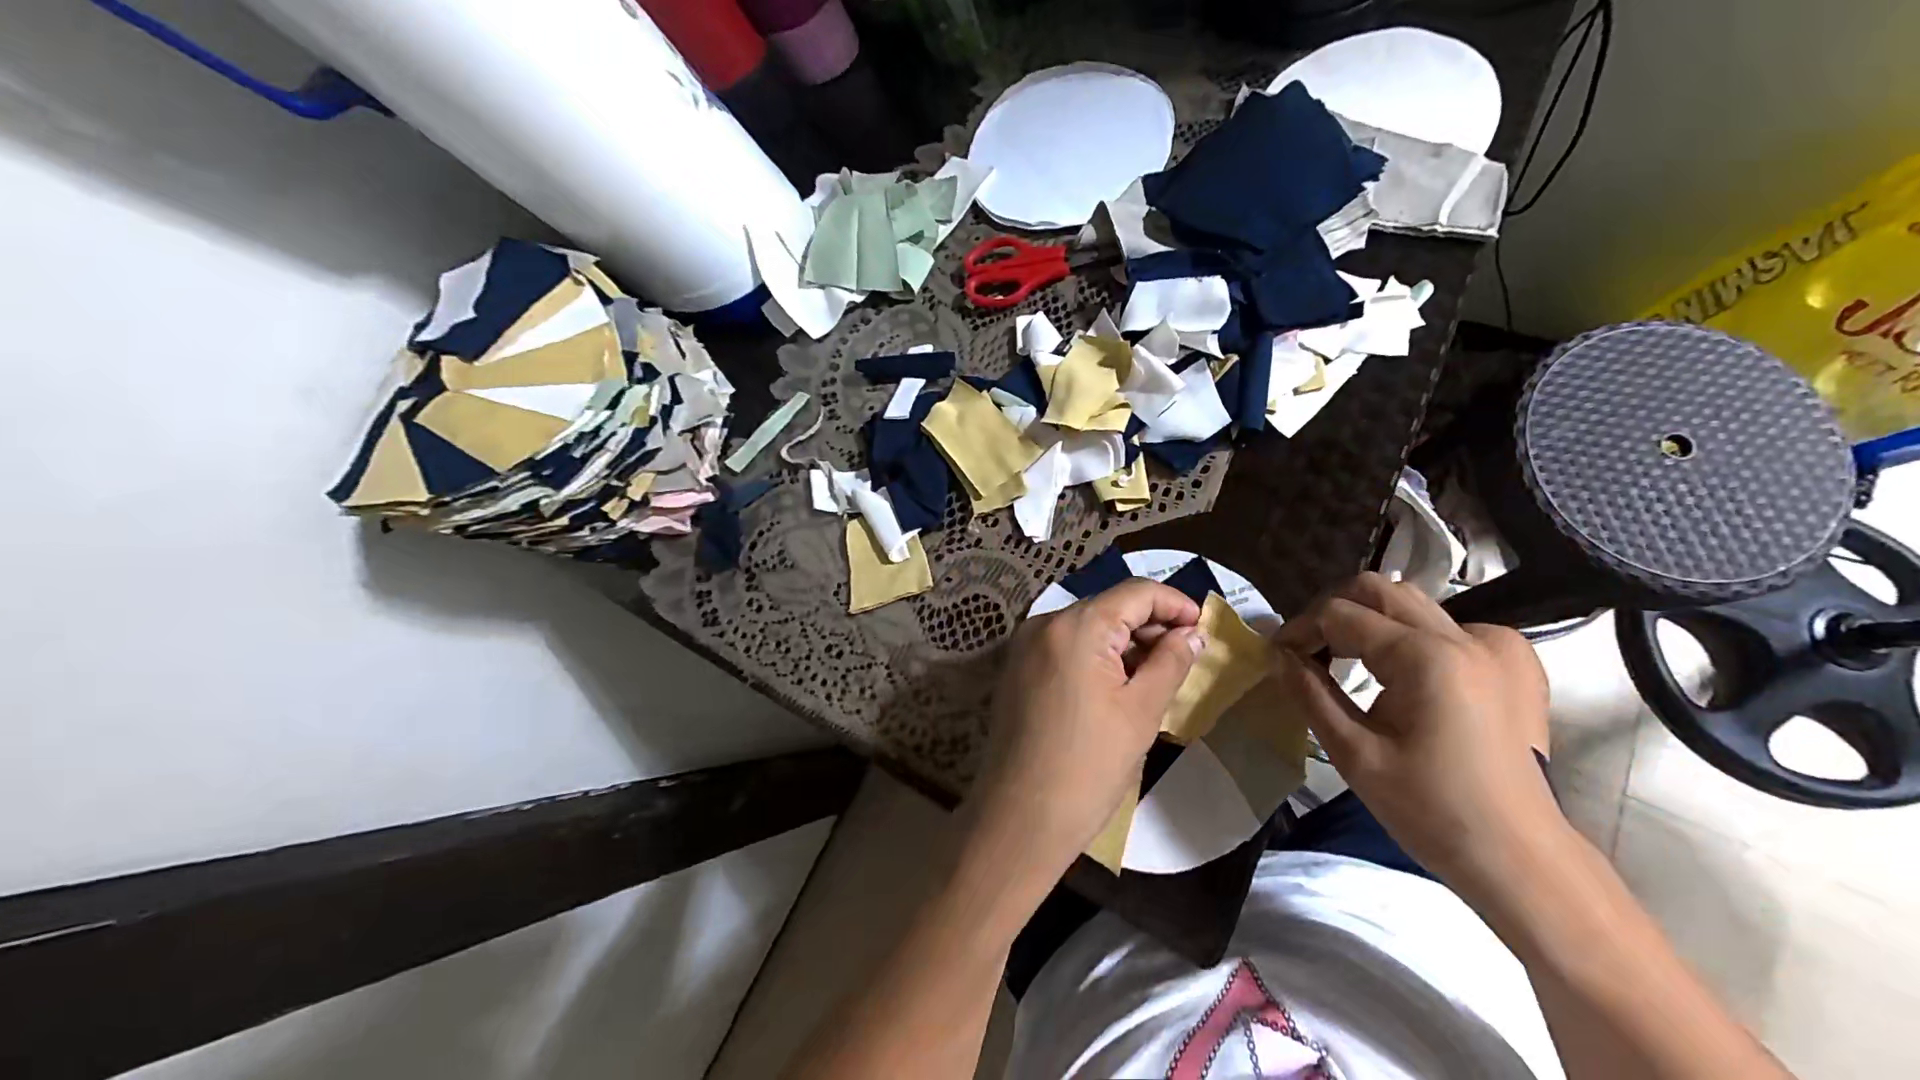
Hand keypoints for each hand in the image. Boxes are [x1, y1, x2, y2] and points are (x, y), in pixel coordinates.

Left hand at [966, 579, 1207, 880]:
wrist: (1020, 817)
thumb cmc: (1088, 766)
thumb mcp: (1141, 712)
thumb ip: (1171, 662)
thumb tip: (1193, 633)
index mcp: (1076, 626)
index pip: (1135, 592)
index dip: (1174, 603)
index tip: (1203, 627)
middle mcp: (1044, 623)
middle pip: (1109, 606)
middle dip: (1150, 624)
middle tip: (1185, 656)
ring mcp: (1024, 646)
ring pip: (1086, 626)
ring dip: (1124, 642)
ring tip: (1158, 674)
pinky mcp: (1017, 669)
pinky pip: (1065, 646)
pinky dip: (1096, 655)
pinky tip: (1119, 684)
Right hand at [1273, 572, 1564, 888]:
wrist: (1520, 857)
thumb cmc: (1431, 810)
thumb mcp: (1354, 753)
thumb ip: (1310, 693)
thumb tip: (1277, 654)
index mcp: (1426, 658)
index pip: (1342, 614)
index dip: (1301, 629)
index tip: (1278, 655)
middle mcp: (1465, 637)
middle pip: (1380, 591)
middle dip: (1333, 612)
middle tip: (1308, 649)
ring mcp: (1498, 647)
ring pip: (1415, 604)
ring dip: (1371, 622)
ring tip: (1348, 661)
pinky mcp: (1515, 663)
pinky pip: (1451, 627)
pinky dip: (1415, 637)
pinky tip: (1407, 674)